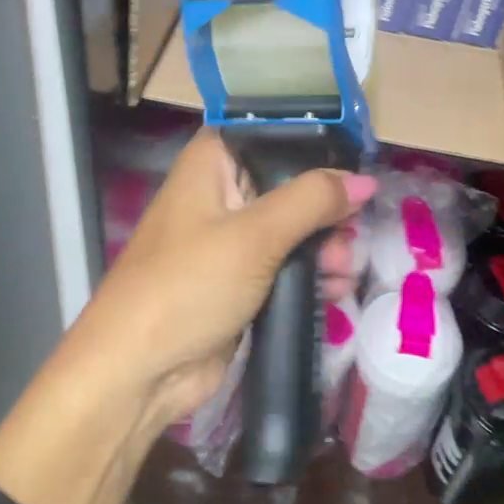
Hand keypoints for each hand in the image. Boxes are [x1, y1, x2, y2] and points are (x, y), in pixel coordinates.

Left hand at [0, 131, 372, 503]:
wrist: (138, 374)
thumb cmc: (188, 286)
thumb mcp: (255, 235)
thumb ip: (313, 201)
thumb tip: (365, 181)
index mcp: (213, 162)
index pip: (272, 130)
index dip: (316, 141)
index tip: (356, 159)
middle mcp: (222, 191)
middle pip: (291, 181)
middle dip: (328, 207)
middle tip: (353, 231)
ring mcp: (231, 238)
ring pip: (295, 226)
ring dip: (326, 245)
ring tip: (344, 271)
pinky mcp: (241, 279)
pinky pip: (288, 263)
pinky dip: (313, 273)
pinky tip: (335, 291)